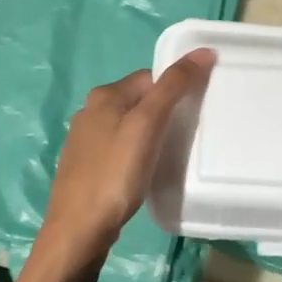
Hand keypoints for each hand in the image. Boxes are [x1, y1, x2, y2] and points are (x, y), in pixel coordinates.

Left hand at [37, 50, 215, 265]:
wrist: (78, 230)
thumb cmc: (114, 174)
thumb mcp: (148, 125)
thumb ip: (174, 87)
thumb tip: (203, 51)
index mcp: (104, 95)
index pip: (150, 78)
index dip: (176, 90)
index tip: (197, 112)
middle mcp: (89, 112)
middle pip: (139, 101)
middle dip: (165, 113)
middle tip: (189, 136)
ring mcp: (85, 142)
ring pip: (129, 127)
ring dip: (151, 135)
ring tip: (171, 156)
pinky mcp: (87, 168)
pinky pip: (120, 149)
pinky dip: (137, 155)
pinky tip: (146, 174)